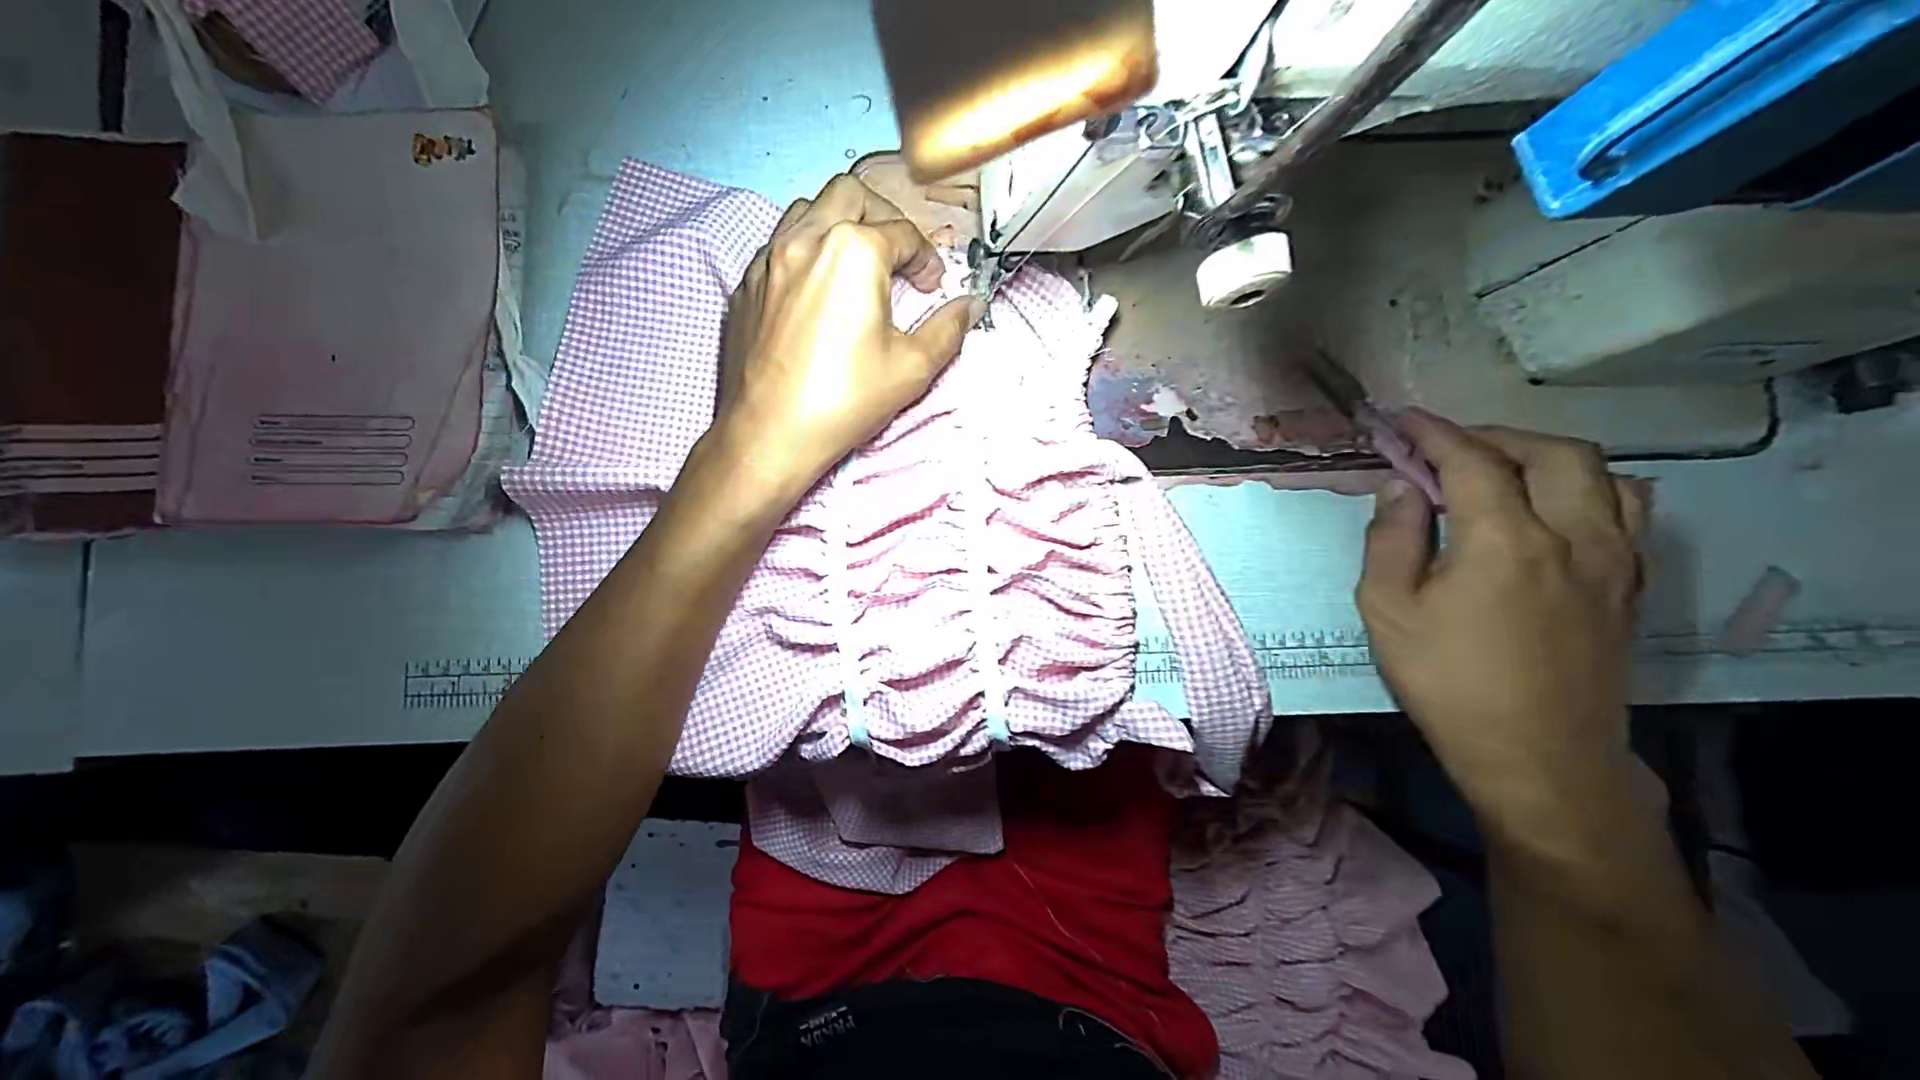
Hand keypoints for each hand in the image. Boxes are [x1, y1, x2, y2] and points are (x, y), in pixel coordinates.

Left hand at [714, 172, 983, 497]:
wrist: (769, 435)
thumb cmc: (844, 402)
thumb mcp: (912, 368)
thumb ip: (949, 328)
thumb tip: (970, 305)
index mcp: (852, 251)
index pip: (903, 234)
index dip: (927, 259)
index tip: (931, 287)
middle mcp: (805, 240)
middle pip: (851, 194)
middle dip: (883, 217)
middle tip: (897, 258)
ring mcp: (767, 261)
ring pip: (806, 210)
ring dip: (839, 225)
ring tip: (856, 267)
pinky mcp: (745, 286)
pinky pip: (778, 247)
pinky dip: (805, 253)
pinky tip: (817, 292)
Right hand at [1356, 412, 1650, 813]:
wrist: (1537, 755)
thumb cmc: (1447, 682)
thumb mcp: (1387, 610)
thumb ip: (1390, 538)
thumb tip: (1401, 487)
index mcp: (1506, 540)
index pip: (1472, 460)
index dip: (1434, 433)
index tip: (1403, 420)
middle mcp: (1574, 535)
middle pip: (1552, 452)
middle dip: (1495, 436)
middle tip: (1451, 447)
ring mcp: (1615, 561)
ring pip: (1604, 476)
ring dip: (1550, 458)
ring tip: (1508, 471)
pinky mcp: (1631, 587)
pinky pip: (1628, 512)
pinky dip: (1590, 491)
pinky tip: (1555, 511)